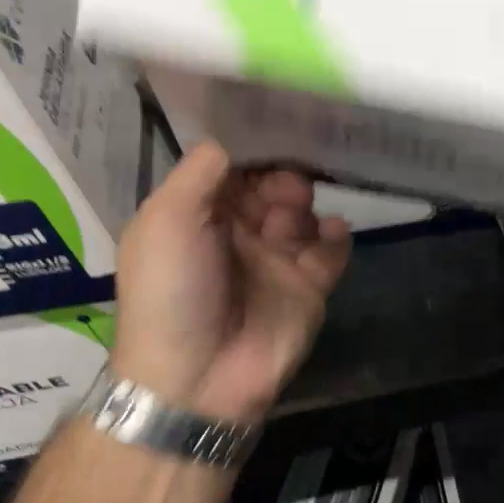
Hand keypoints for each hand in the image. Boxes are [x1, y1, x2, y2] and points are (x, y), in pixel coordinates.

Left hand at [112, 143, 352, 422]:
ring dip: (305, 204)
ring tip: (299, 212)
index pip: (229, 171)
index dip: (249, 151)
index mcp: (195, 217)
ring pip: (302, 215)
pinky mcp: (309, 289)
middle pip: (269, 189)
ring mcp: (276, 263)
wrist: (199, 376)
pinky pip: (331, 252)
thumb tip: (233, 141)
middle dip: (281, 175)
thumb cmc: (171, 292)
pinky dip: (336, 236)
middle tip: (288, 181)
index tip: (273, 127)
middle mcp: (236, 235)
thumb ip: (202, 175)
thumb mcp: (166, 222)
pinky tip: (332, 230)